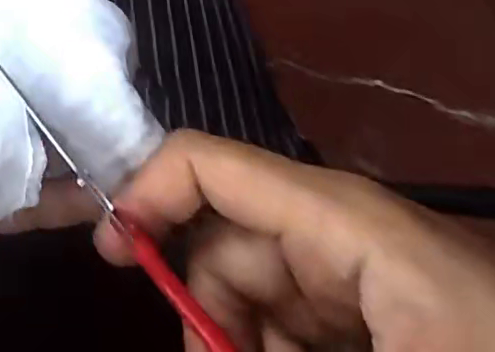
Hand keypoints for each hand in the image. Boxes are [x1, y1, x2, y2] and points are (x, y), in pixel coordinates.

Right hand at [91, 131, 494, 351]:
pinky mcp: (385, 318)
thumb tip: (193, 343)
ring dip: (238, 339)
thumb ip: (258, 341)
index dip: (147, 190)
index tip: (108, 255)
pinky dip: (277, 350)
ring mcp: (364, 276)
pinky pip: (300, 325)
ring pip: (258, 292)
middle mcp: (338, 228)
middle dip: (198, 304)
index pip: (208, 162)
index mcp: (333, 214)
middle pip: (225, 239)